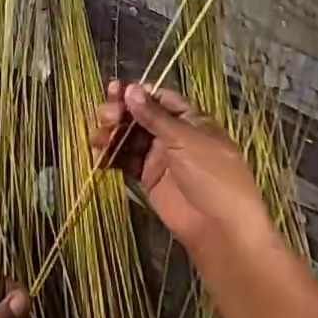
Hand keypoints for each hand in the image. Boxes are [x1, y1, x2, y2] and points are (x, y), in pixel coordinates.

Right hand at [93, 80, 270, 254]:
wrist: (220, 229)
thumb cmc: (212, 176)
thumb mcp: (185, 140)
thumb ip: (154, 116)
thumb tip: (131, 88)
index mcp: (190, 121)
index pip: (159, 99)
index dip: (137, 93)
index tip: (114, 90)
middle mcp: (173, 135)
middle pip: (140, 116)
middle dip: (119, 113)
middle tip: (105, 117)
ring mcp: (160, 157)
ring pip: (129, 138)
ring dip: (111, 135)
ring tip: (97, 140)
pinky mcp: (148, 177)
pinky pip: (125, 161)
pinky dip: (110, 158)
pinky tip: (98, 158)